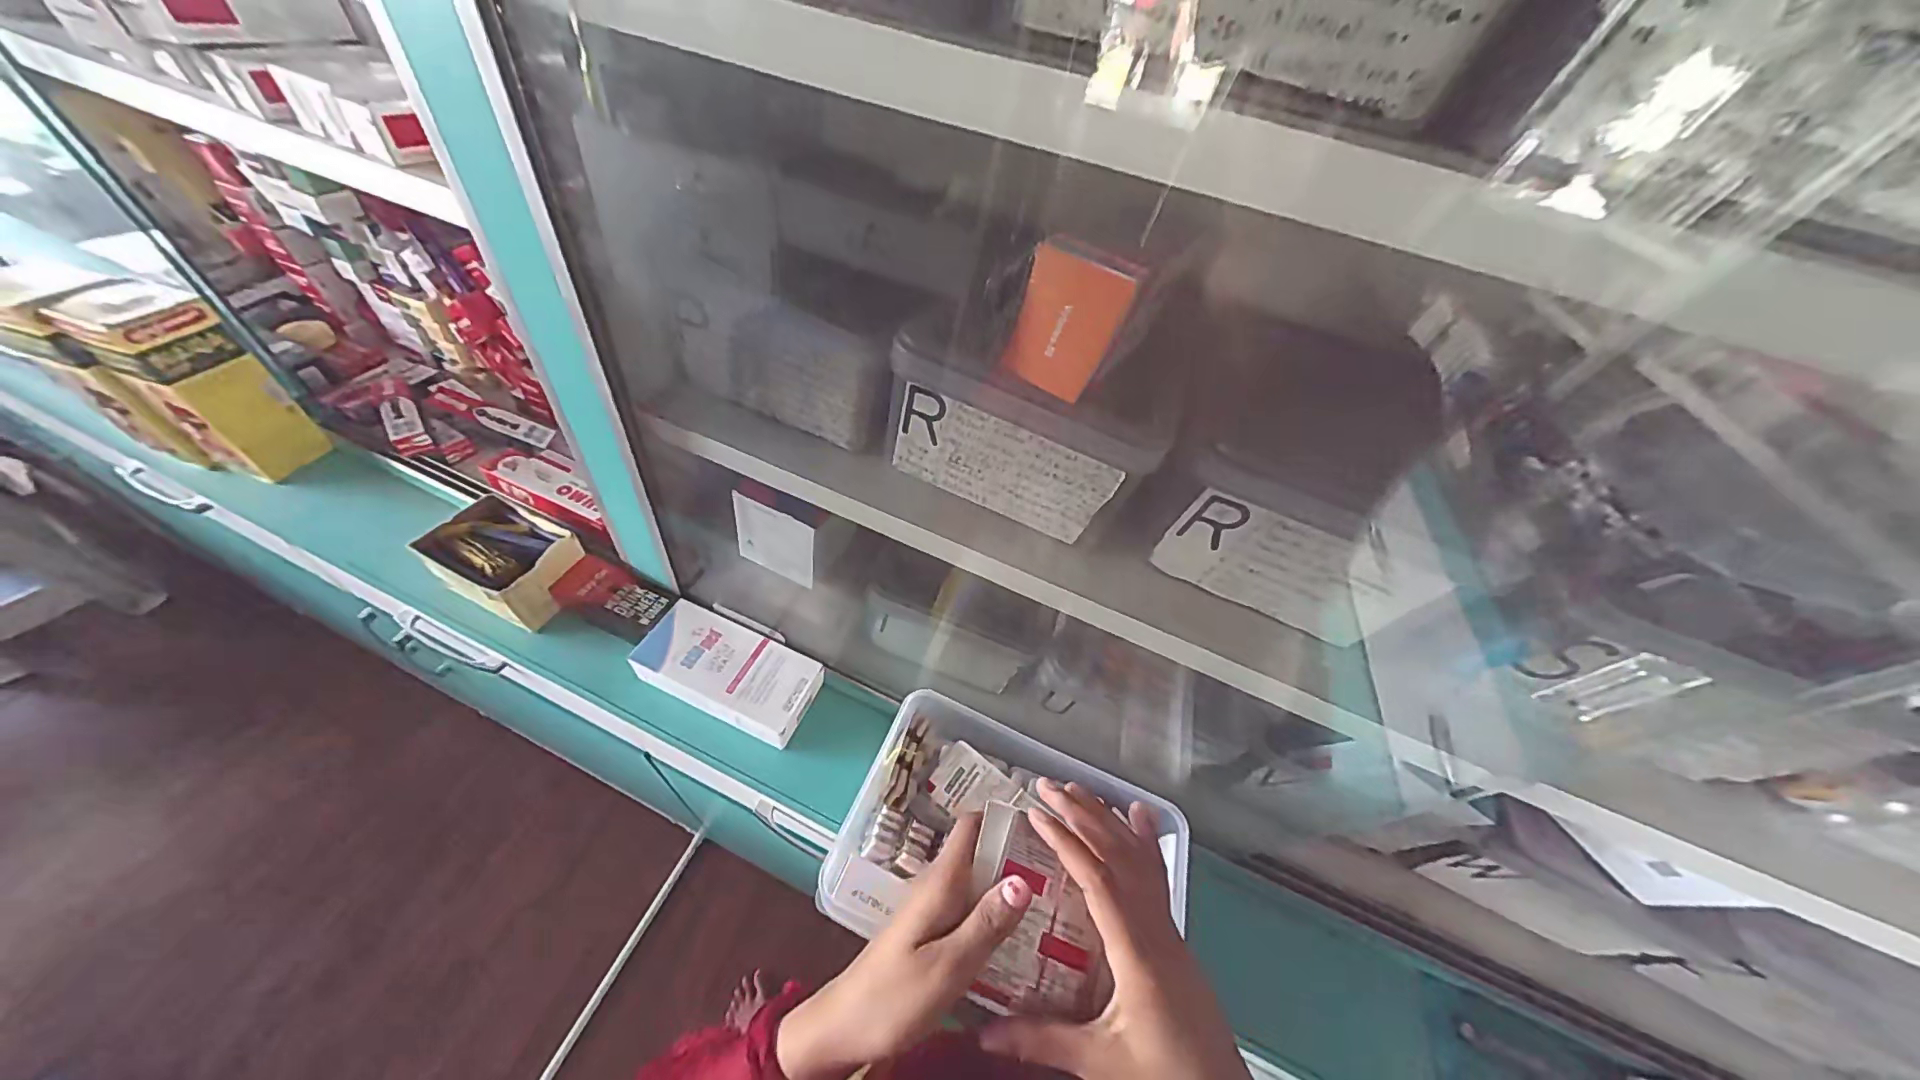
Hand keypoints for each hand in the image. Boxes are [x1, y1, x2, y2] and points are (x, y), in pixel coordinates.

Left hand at [776, 811, 1032, 1079]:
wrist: (843, 1031)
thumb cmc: (892, 999)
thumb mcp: (947, 966)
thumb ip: (986, 924)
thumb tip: (1023, 879)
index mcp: (941, 882)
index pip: (972, 825)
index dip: (1005, 815)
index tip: (1044, 826)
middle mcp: (937, 885)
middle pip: (982, 851)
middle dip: (1018, 853)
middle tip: (1064, 870)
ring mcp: (933, 907)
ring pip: (979, 880)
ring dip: (1010, 885)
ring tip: (1054, 898)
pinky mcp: (932, 931)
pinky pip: (972, 907)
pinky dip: (996, 911)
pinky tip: (1021, 933)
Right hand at [982, 780, 1249, 1079]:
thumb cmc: (1162, 1075)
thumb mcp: (1098, 1060)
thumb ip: (1041, 1041)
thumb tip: (983, 1033)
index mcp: (1135, 951)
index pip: (1097, 879)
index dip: (1066, 842)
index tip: (1036, 814)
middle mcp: (1154, 927)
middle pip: (1117, 855)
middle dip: (1082, 815)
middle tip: (1048, 786)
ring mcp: (1169, 927)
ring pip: (1138, 859)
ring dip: (1107, 820)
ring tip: (1079, 790)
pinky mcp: (1174, 935)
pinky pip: (1158, 876)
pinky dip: (1146, 840)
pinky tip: (1138, 813)